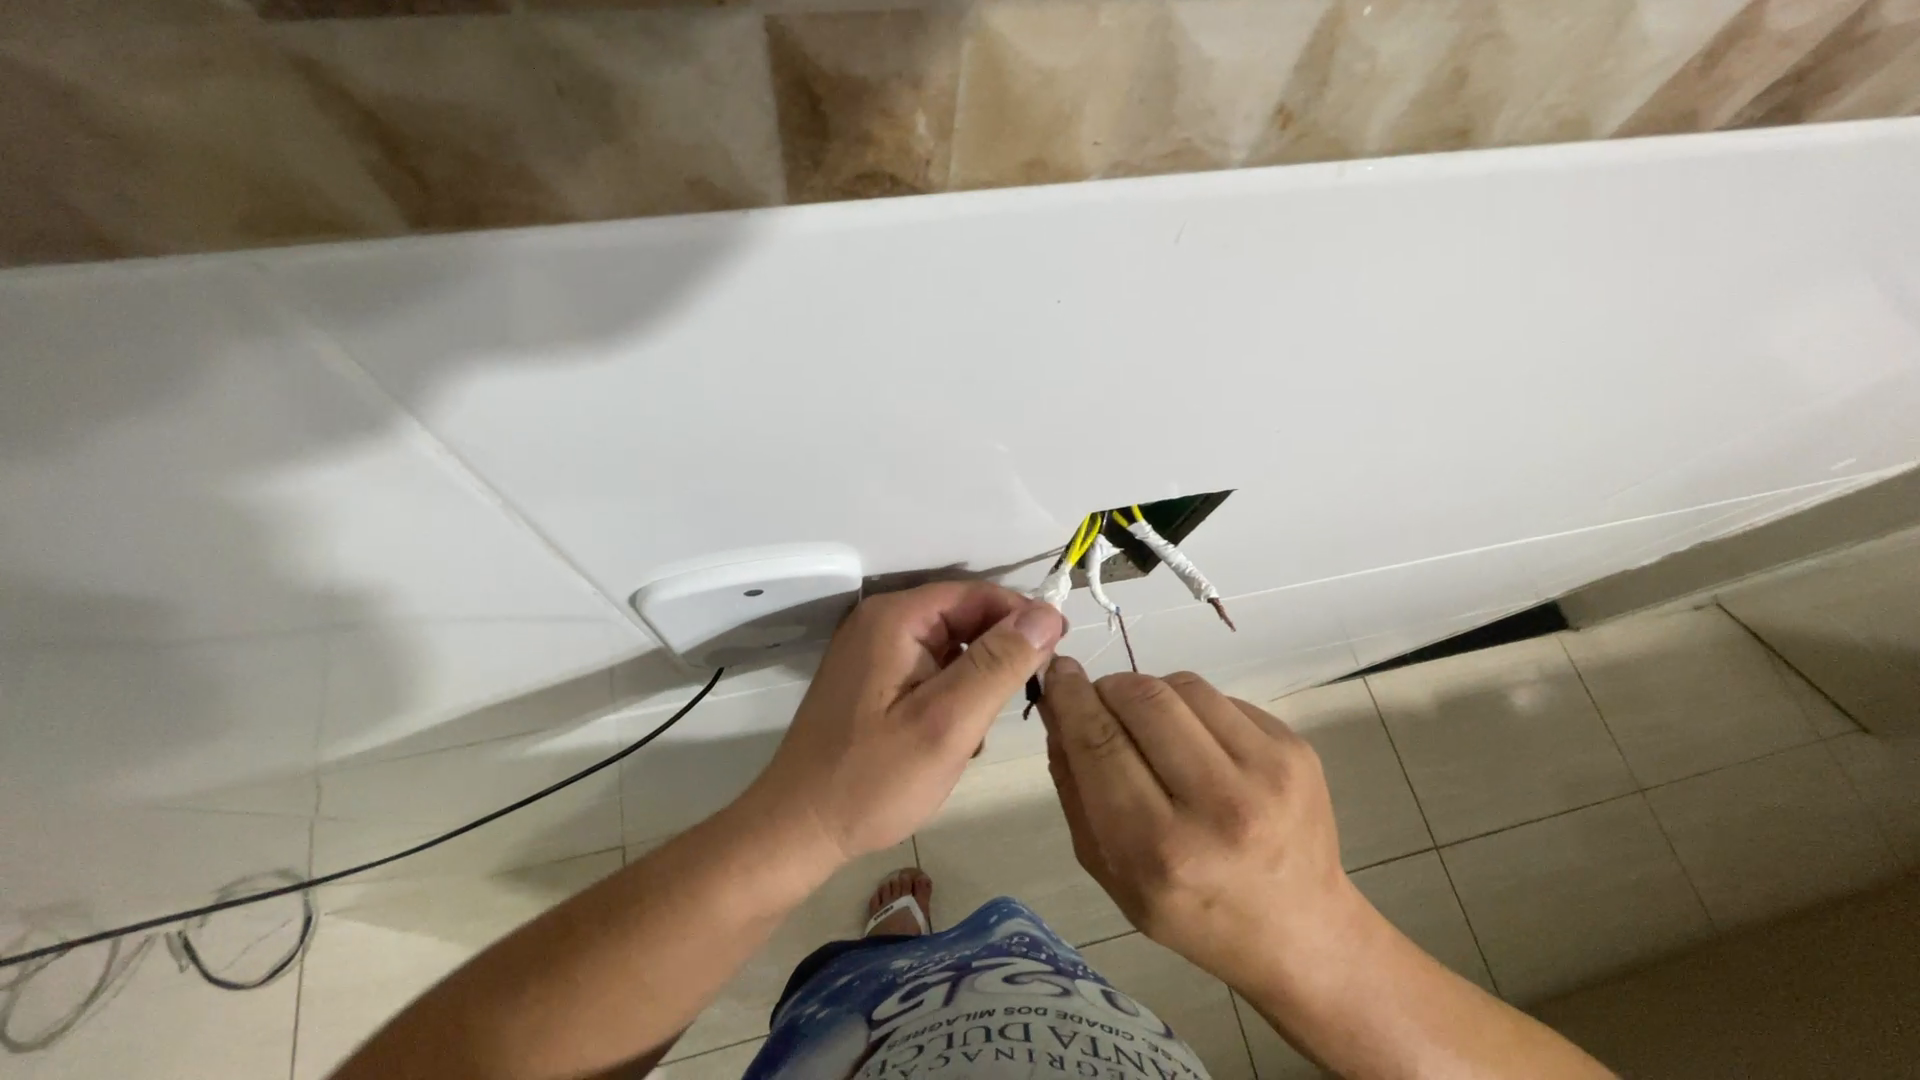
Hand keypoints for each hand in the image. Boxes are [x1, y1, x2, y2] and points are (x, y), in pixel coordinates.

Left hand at [747, 582, 1065, 864]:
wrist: (799, 828)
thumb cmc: (873, 779)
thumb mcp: (948, 721)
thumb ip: (999, 664)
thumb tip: (1046, 614)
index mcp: (895, 619)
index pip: (977, 595)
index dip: (1022, 617)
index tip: (1059, 652)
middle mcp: (880, 624)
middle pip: (962, 618)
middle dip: (1000, 653)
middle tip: (1027, 698)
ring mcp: (872, 654)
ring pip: (950, 648)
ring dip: (978, 680)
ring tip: (986, 726)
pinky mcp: (871, 683)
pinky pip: (928, 672)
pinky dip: (953, 695)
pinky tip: (958, 736)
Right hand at [1039, 659, 1359, 991]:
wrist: (1299, 931)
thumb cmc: (1189, 910)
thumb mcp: (1109, 869)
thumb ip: (1074, 787)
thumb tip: (1057, 709)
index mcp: (1160, 848)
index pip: (1100, 743)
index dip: (1071, 698)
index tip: (1057, 672)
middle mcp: (1219, 806)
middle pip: (1142, 699)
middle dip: (1108, 688)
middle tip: (1100, 701)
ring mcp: (1267, 772)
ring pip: (1183, 686)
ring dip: (1150, 693)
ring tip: (1151, 727)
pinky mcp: (1297, 749)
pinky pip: (1222, 698)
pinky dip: (1193, 708)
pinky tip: (1197, 744)